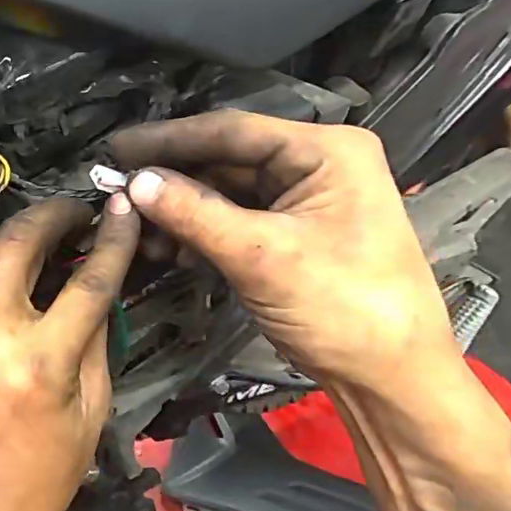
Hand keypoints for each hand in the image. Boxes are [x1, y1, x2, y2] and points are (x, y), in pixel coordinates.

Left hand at [0, 195, 140, 510]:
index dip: (113, 239)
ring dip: (14, 234)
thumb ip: (97, 336)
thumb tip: (98, 284)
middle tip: (77, 214)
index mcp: (39, 362)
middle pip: (18, 239)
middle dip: (54, 213)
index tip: (124, 211)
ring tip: (41, 245)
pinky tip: (9, 287)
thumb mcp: (93, 408)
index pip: (86, 280)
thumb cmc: (43, 472)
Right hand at [110, 111, 458, 390]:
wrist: (392, 380)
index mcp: (326, 151)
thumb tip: (134, 183)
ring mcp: (304, 199)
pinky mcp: (292, 232)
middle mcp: (316, 164)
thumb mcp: (262, 256)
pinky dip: (202, 232)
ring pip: (226, 191)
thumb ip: (194, 213)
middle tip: (117, 188)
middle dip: (173, 178)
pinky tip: (170, 248)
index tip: (118, 147)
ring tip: (138, 229)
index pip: (233, 131)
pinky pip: (236, 219)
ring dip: (182, 210)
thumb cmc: (343, 308)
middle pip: (227, 159)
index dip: (170, 139)